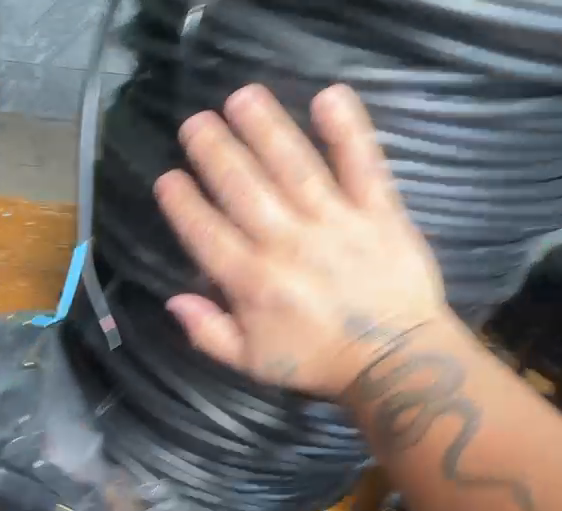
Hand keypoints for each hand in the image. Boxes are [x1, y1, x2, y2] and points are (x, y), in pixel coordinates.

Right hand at [153, 83, 448, 397]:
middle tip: (194, 123)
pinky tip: (328, 98)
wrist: (394, 360)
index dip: (184, 204)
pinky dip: (347, 129)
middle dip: (216, 152)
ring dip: (265, 129)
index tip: (167, 178)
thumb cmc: (315, 361)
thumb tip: (174, 301)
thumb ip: (208, 332)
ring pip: (293, 167)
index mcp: (252, 283)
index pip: (207, 234)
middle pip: (243, 189)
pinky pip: (361, 164)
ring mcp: (335, 223)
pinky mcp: (378, 211)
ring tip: (242, 97)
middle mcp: (287, 244)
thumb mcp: (249, 362)